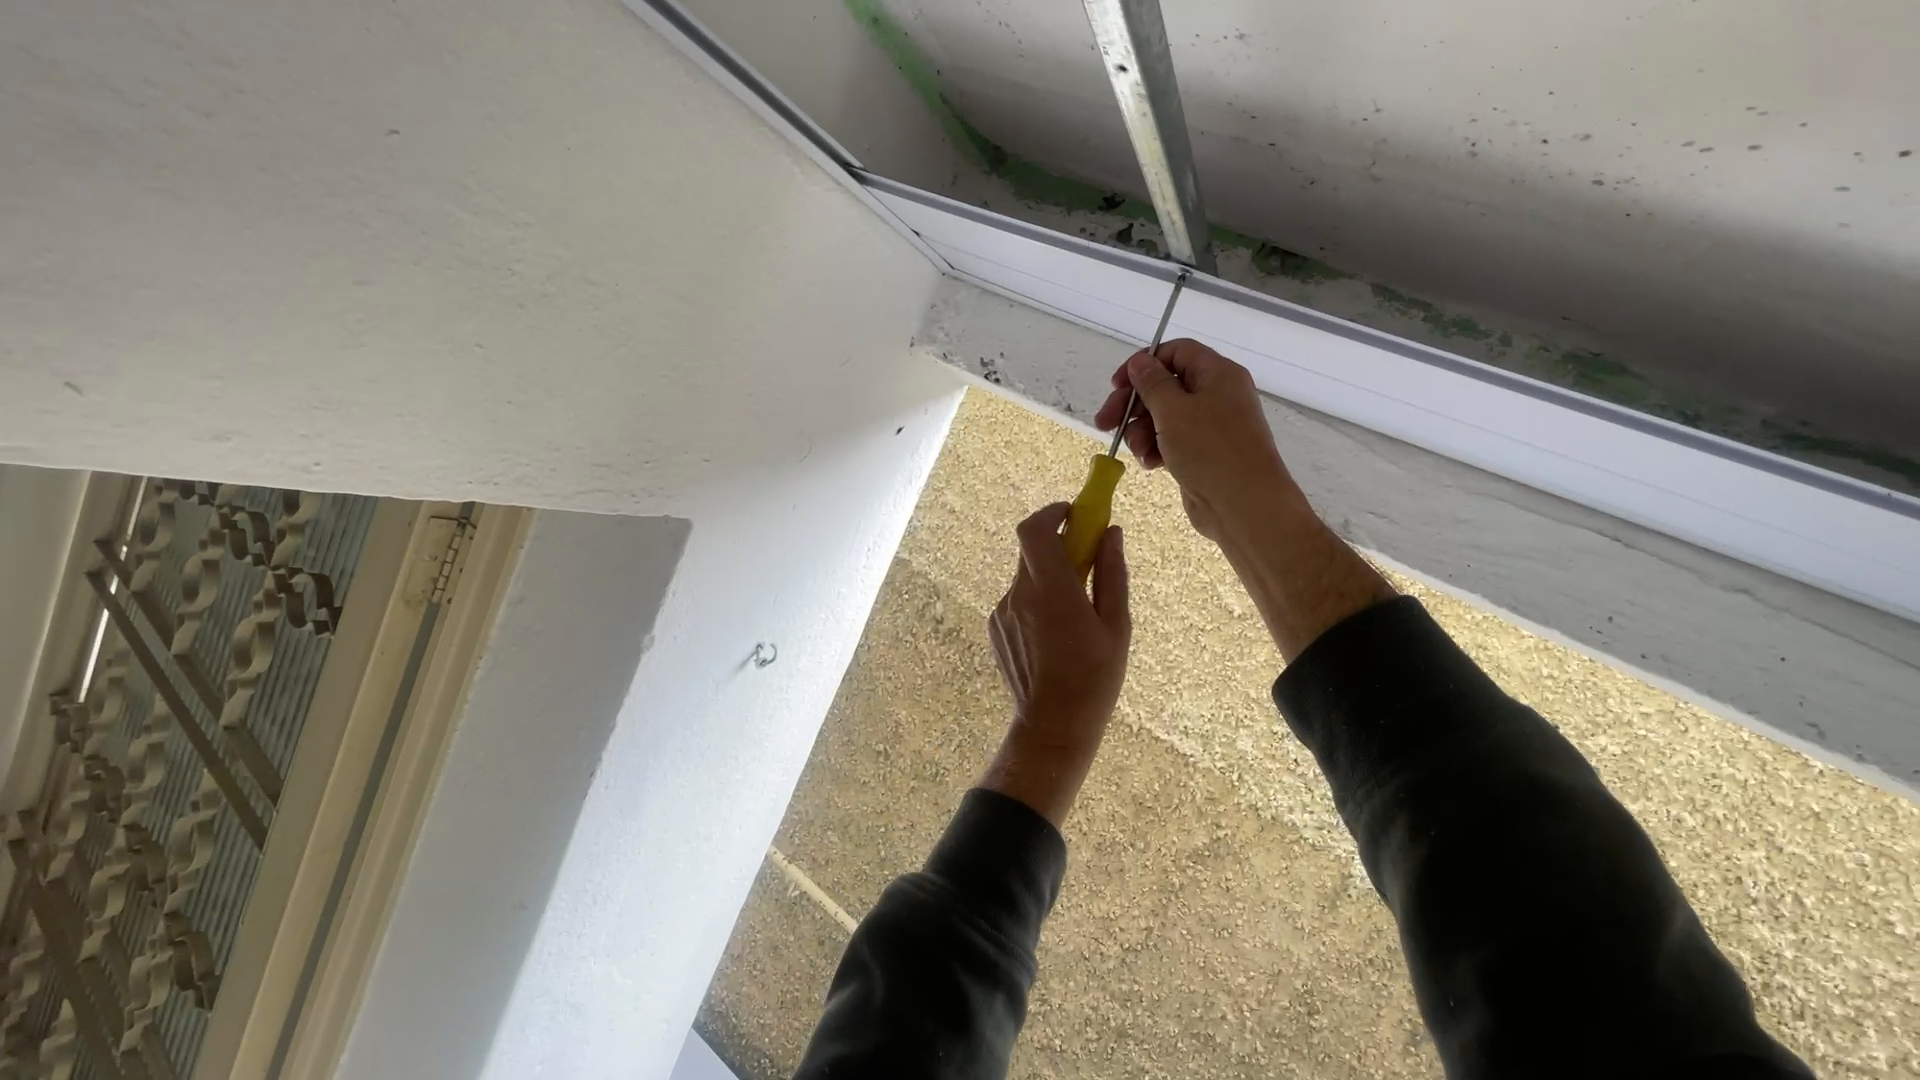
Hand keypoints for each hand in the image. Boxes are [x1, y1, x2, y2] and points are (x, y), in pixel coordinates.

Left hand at [982, 503, 1130, 826]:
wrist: (1053, 725)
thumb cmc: (1094, 677)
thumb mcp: (1116, 624)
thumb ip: (1112, 572)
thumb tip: (1111, 533)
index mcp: (1051, 589)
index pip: (1035, 529)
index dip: (1051, 513)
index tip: (1073, 513)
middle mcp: (1019, 594)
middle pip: (1031, 550)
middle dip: (1057, 547)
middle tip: (1085, 561)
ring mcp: (1002, 612)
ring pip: (1025, 577)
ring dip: (1048, 579)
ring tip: (1074, 615)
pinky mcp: (995, 628)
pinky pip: (1016, 600)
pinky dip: (1035, 602)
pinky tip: (1055, 635)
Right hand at [1096, 339, 1395, 660]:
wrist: (1244, 505)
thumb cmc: (1211, 450)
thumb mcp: (1174, 411)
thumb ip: (1152, 383)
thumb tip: (1140, 362)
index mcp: (1217, 374)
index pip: (1176, 352)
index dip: (1144, 364)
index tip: (1117, 384)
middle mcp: (1216, 395)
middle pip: (1164, 387)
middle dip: (1132, 404)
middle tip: (1104, 422)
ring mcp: (1210, 426)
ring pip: (1163, 417)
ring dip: (1141, 431)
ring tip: (1138, 450)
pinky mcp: (1202, 453)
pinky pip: (1170, 441)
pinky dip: (1155, 448)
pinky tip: (1150, 464)